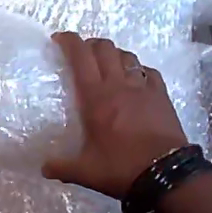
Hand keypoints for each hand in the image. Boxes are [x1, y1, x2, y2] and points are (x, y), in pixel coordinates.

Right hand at [42, 32, 188, 199]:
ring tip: (106, 64)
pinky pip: (149, 72)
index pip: (80, 57)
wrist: (166, 174)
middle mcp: (119, 85)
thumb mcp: (86, 172)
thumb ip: (62, 167)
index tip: (59, 38)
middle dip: (90, 44)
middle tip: (82, 54)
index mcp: (96, 97)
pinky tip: (136, 78)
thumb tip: (44, 168)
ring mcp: (143, 88)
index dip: (69, 41)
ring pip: (127, 56)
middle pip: (105, 48)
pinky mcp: (162, 96)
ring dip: (113, 54)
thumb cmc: (122, 167)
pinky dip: (138, 69)